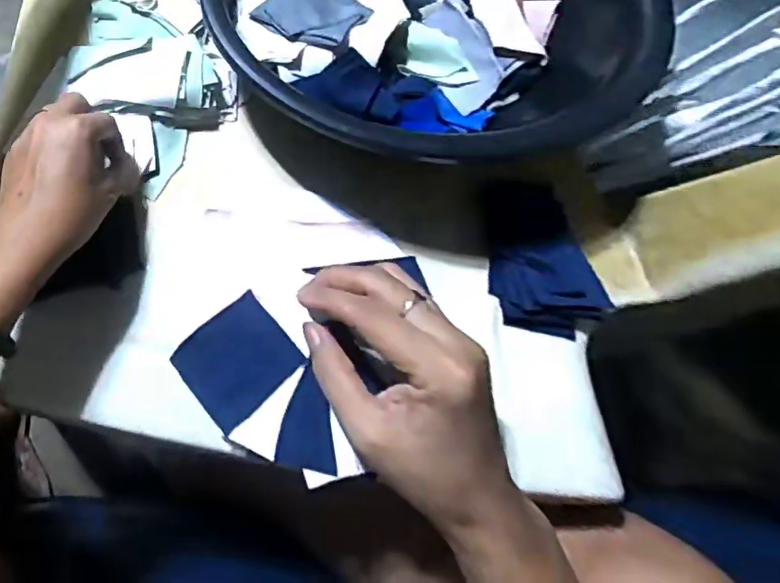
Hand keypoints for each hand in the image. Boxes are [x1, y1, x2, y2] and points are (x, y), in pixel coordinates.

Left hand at [0, 93, 137, 284]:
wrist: (21, 239)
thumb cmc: (71, 214)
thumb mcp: (109, 192)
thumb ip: (124, 169)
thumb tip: (126, 163)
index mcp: (77, 127)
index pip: (108, 122)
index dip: (117, 143)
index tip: (117, 165)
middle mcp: (50, 120)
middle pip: (76, 103)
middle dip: (89, 120)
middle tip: (94, 148)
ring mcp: (28, 132)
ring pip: (53, 115)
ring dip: (67, 127)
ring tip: (72, 156)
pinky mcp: (13, 147)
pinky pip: (37, 132)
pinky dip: (48, 140)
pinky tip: (51, 167)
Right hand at [297, 264, 517, 533]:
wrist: (479, 501)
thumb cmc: (422, 475)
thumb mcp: (366, 434)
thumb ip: (336, 375)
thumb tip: (312, 327)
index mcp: (437, 366)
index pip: (375, 313)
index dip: (333, 297)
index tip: (299, 294)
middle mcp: (455, 340)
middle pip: (391, 286)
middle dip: (344, 278)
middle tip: (308, 284)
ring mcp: (462, 336)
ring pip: (404, 284)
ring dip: (362, 279)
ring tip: (327, 286)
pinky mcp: (460, 338)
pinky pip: (414, 298)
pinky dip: (380, 291)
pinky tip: (356, 298)